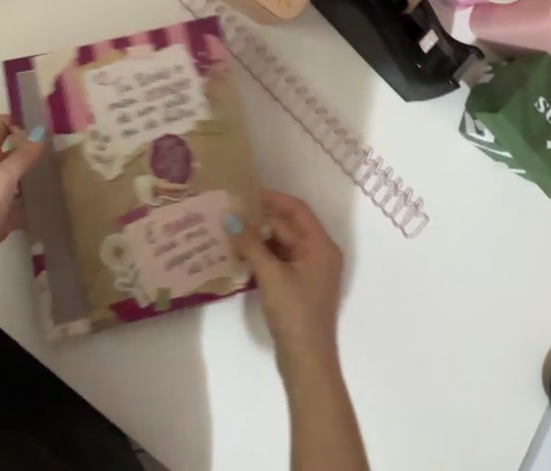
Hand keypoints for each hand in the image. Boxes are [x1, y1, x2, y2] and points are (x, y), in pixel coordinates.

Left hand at [0, 115, 46, 303]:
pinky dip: (33, 204)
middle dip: (33, 149)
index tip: (43, 126)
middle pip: (10, 151)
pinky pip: (20, 205)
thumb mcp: (2, 177)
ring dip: (35, 176)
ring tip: (64, 174)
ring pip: (18, 179)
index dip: (17, 121)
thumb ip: (22, 155)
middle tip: (62, 149)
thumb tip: (41, 130)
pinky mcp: (0, 218)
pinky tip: (54, 204)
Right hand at [228, 189, 344, 370]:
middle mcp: (319, 255)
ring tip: (229, 230)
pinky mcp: (299, 287)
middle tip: (230, 211)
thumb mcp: (270, 274)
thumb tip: (229, 216)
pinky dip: (261, 255)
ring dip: (258, 238)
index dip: (272, 198)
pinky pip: (279, 260)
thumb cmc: (294, 312)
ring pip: (281, 244)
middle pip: (288, 226)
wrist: (306, 361)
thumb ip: (250, 243)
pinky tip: (239, 254)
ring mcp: (309, 272)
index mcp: (321, 247)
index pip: (297, 210)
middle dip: (260, 219)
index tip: (245, 191)